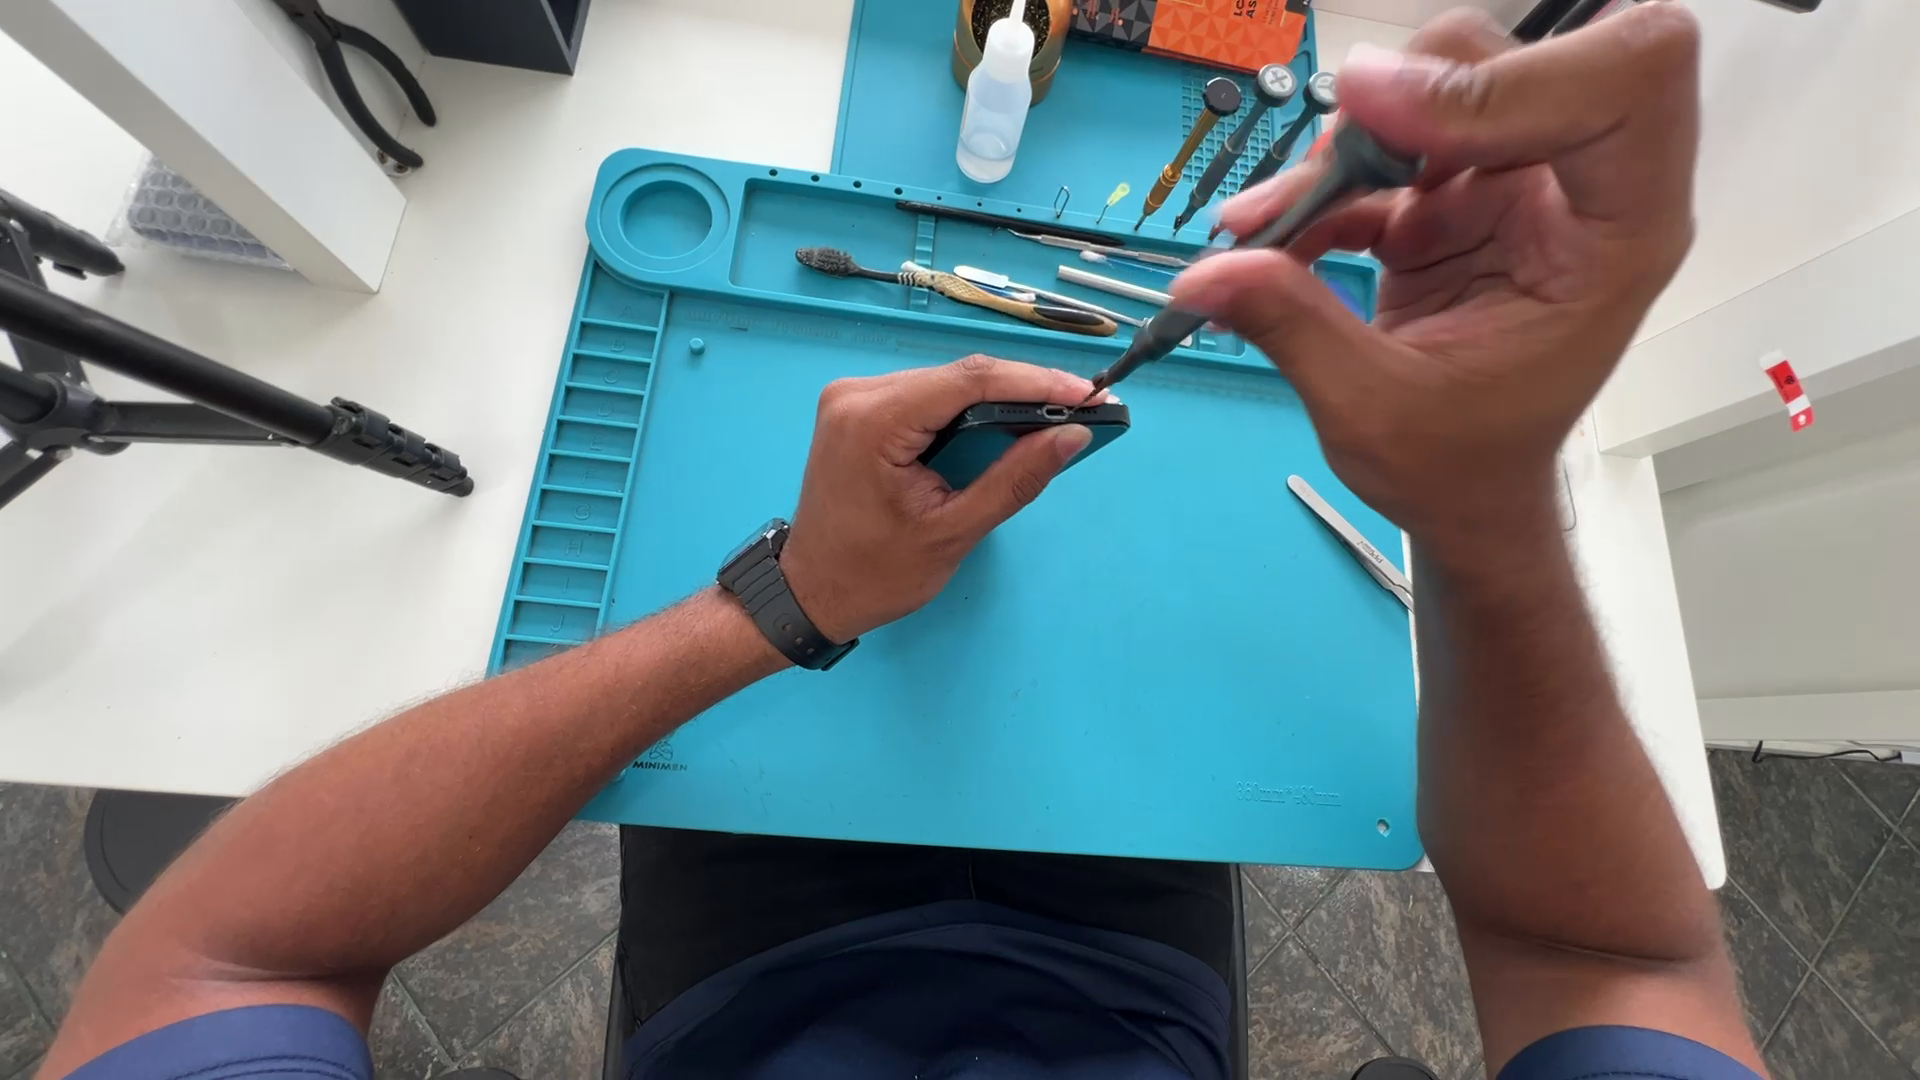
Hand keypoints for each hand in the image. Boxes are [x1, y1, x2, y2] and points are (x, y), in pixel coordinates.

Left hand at [779, 355, 1098, 642]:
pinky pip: (926, 398)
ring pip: (945, 385)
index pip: (969, 380)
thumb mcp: (954, 532)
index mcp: (873, 421)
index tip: (1087, 395)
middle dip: (1023, 392)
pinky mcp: (858, 410)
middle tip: (1080, 411)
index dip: (1036, 382)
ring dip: (997, 402)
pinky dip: (967, 414)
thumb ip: (1015, 480)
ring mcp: (853, 398)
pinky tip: (1003, 429)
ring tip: (1052, 421)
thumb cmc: (876, 575)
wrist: (811, 592)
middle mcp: (857, 394)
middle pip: (957, 377)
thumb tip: (1071, 435)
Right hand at [1174, 4, 1699, 559]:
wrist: (1458, 493)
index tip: (1372, 121)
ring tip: (1255, 228)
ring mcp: (1507, 193)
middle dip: (1390, 110)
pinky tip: (1266, 243)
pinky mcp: (1450, 209)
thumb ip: (1290, 324)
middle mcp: (1573, 190)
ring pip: (1429, 103)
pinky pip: (1380, 164)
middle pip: (1505, 66)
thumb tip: (1200, 273)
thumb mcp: (1364, 405)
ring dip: (1333, 156)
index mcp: (1610, 236)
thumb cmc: (1448, 465)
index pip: (1621, 82)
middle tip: (1302, 183)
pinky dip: (1317, 196)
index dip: (1497, 82)